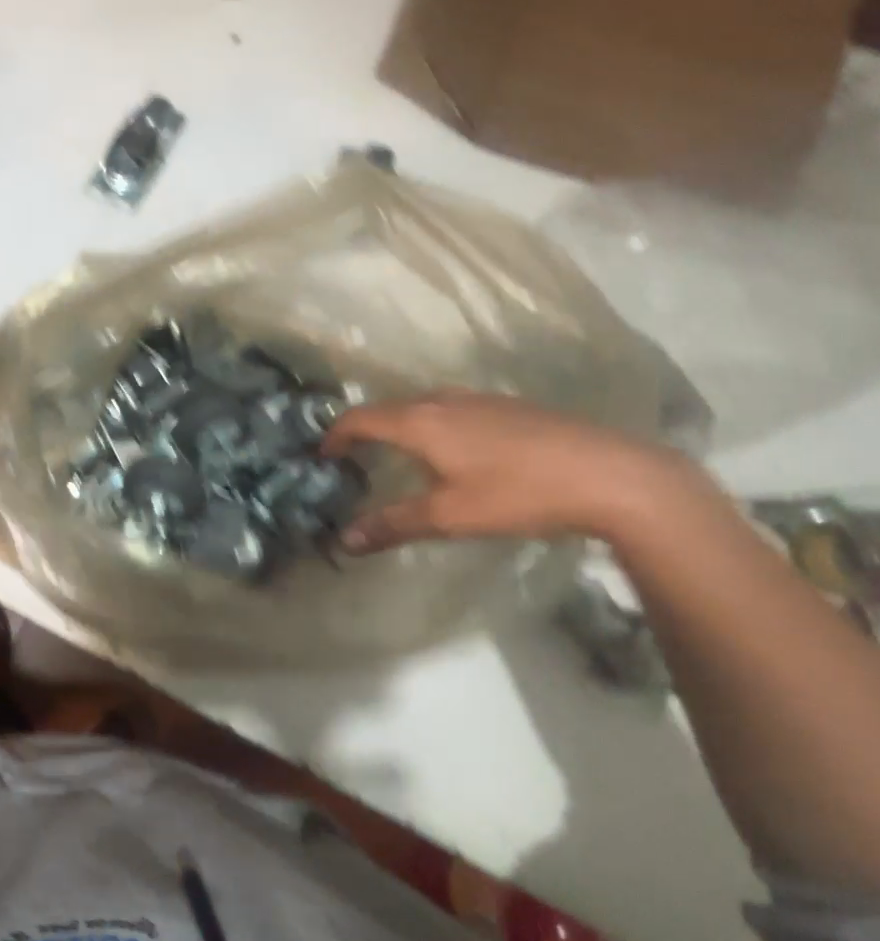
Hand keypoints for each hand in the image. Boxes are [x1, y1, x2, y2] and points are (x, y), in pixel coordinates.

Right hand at [320, 391, 697, 552]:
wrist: (616, 476)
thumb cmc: (520, 494)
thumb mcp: (450, 516)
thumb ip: (394, 525)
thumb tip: (344, 540)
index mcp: (420, 421)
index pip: (359, 418)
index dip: (334, 435)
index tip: (323, 457)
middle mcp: (444, 401)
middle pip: (389, 407)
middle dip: (366, 429)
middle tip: (356, 458)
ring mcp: (482, 399)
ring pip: (424, 405)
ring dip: (402, 425)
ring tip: (400, 455)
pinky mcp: (513, 407)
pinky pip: (454, 409)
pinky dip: (435, 425)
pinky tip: (456, 453)